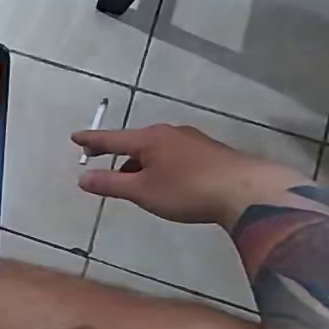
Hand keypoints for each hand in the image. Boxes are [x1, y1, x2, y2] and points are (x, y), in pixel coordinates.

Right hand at [73, 124, 310, 229]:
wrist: (253, 193)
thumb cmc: (188, 190)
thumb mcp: (140, 191)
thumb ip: (108, 184)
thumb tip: (82, 177)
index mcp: (149, 140)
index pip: (111, 138)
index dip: (91, 140)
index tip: (75, 137)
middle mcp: (170, 134)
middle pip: (134, 142)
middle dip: (116, 152)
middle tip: (100, 158)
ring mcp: (194, 142)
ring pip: (155, 149)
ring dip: (139, 161)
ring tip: (132, 179)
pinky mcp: (212, 153)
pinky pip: (174, 155)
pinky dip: (159, 164)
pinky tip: (163, 180)